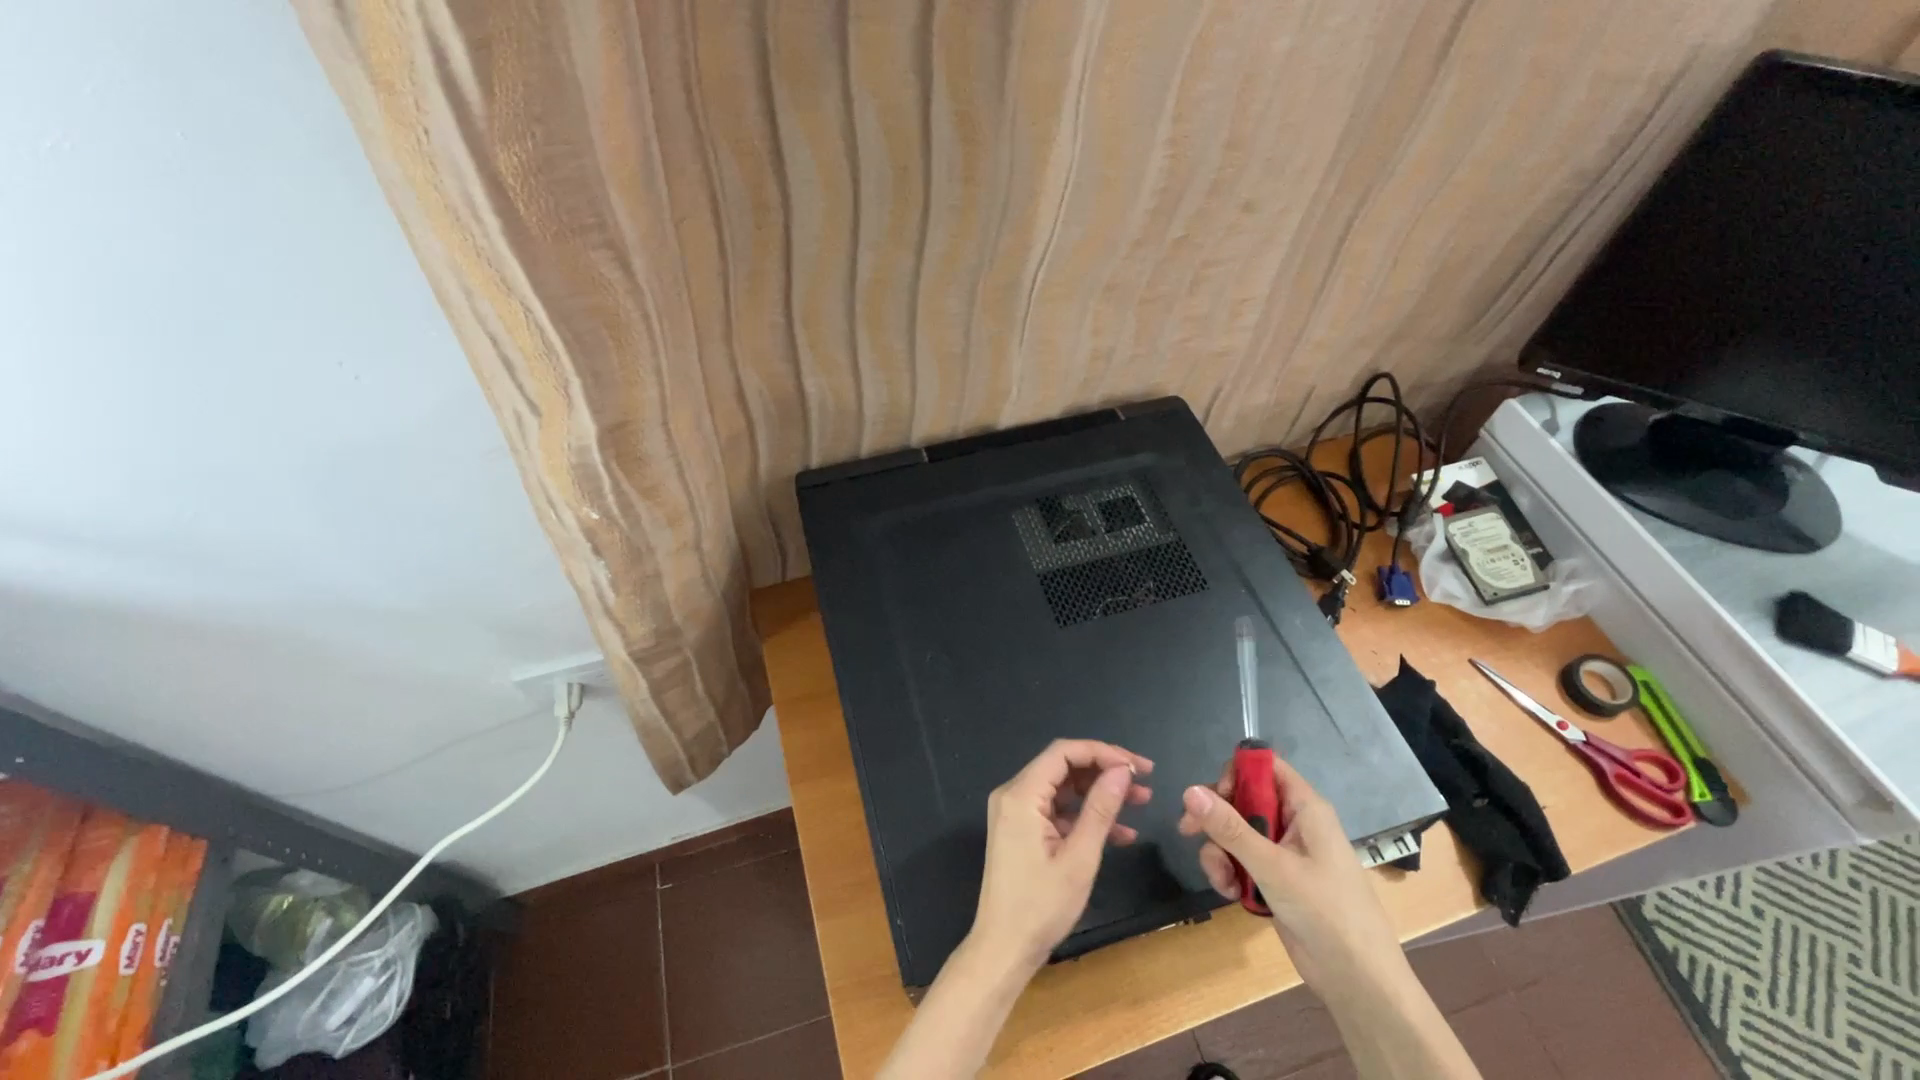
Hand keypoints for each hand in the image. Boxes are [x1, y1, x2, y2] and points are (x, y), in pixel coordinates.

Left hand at [967, 739, 1153, 972]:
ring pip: (1064, 788)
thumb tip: (1122, 770)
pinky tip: (1121, 834)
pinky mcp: (1022, 831)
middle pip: (1064, 766)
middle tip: (1145, 782)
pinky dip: (1086, 817)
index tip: (1138, 767)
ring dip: (1101, 794)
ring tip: (1140, 804)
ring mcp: (1016, 814)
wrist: (1004, 948)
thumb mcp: (1079, 857)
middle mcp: (1013, 796)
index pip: (1064, 752)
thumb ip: (1100, 809)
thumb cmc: (1040, 906)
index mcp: (1021, 795)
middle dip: (1105, 771)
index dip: (1103, 753)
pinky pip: (1057, 811)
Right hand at [1178, 755, 1402, 992]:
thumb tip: (1190, 790)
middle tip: (1189, 833)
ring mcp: (1285, 853)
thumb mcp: (1272, 866)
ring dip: (1221, 854)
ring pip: (1237, 834)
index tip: (1210, 797)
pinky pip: (1242, 862)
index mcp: (1306, 808)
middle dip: (1217, 819)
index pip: (1265, 767)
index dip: (1235, 774)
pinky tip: (1232, 895)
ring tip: (1223, 881)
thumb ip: (1229, 828)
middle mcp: (1294, 824)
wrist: (1356, 977)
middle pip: (1243, 800)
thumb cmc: (1324, 910)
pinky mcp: (1276, 880)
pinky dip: (1231, 874)